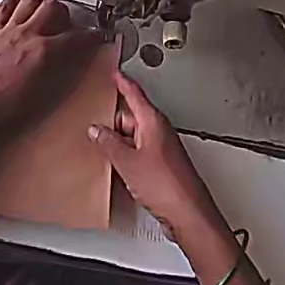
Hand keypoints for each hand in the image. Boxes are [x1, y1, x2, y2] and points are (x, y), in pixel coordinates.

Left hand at [0, 0, 101, 141]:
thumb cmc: (5, 109)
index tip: (97, 36)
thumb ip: (64, 70)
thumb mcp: (47, 93)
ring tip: (46, 15)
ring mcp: (8, 31)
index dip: (93, 35)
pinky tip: (19, 11)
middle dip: (66, 14)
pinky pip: (5, 7)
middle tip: (69, 23)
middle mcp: (27, 36)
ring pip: (31, 2)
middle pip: (54, 7)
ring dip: (41, 7)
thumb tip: (74, 60)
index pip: (78, 36)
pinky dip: (15, 5)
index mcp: (45, 53)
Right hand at [88, 70, 225, 241]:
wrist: (187, 212)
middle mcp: (160, 129)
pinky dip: (128, 153)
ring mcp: (162, 146)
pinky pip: (140, 149)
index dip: (123, 81)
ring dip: (120, 140)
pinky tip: (120, 166)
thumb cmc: (166, 185)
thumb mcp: (126, 161)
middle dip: (114, 121)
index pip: (135, 93)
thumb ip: (108, 143)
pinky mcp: (163, 162)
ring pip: (135, 134)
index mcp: (153, 121)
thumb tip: (97, 130)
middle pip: (132, 115)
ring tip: (106, 150)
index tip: (115, 72)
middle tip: (97, 126)